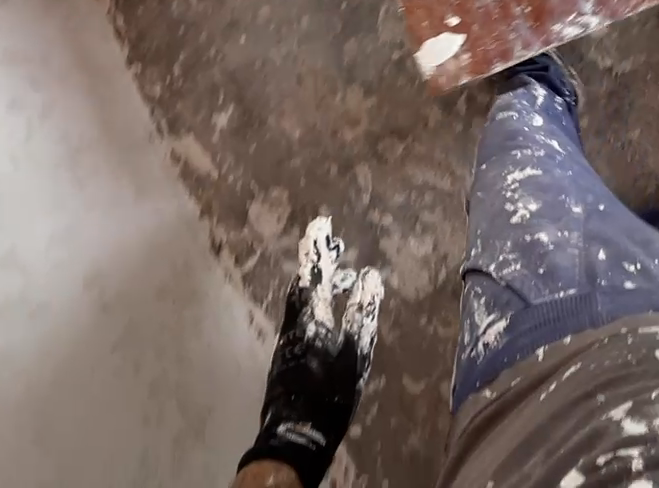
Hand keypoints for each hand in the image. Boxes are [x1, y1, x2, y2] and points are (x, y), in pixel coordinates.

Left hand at [239, 216, 384, 487]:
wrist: (296, 436)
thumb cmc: (330, 392)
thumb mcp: (356, 350)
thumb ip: (363, 311)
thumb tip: (370, 275)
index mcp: (311, 317)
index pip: (313, 272)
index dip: (317, 247)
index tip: (320, 222)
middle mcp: (295, 323)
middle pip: (304, 283)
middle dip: (317, 262)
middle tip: (333, 243)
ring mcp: (288, 339)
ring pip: (302, 300)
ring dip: (318, 282)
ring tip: (339, 276)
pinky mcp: (288, 355)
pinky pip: (302, 315)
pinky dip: (316, 301)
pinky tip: (328, 308)